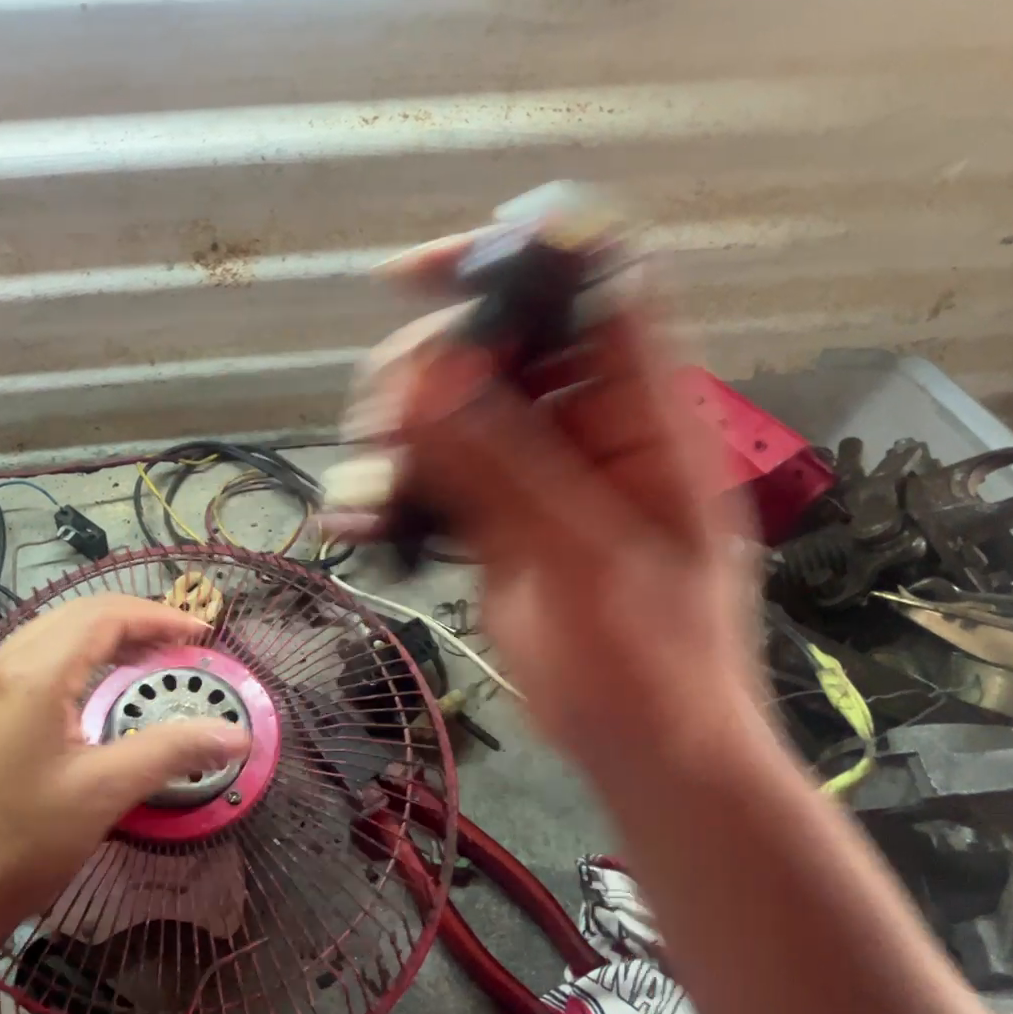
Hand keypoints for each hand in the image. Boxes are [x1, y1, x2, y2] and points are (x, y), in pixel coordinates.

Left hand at [0, 594, 252, 949]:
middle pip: (75, 616)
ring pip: (48, 635)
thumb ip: (171, 753)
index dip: (158, 617)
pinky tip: (87, 693)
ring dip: (99, 637)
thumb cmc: (15, 846)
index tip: (202, 633)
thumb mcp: (101, 795)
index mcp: (31, 672)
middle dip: (132, 621)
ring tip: (143, 662)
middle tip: (179, 645)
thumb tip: (237, 736)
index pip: (103, 616)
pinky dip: (70, 659)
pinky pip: (27, 660)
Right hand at [333, 214, 767, 774]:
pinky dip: (390, 490)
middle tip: (380, 428)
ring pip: (448, 410)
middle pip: (493, 347)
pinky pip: (430, 476)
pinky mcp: (494, 516)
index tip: (415, 276)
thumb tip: (425, 378)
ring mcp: (534, 472)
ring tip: (370, 490)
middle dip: (421, 372)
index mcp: (643, 416)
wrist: (646, 754)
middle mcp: (585, 427)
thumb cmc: (653, 667)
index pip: (590, 290)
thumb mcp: (587, 563)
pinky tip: (359, 519)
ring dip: (393, 437)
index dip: (511, 259)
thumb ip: (506, 469)